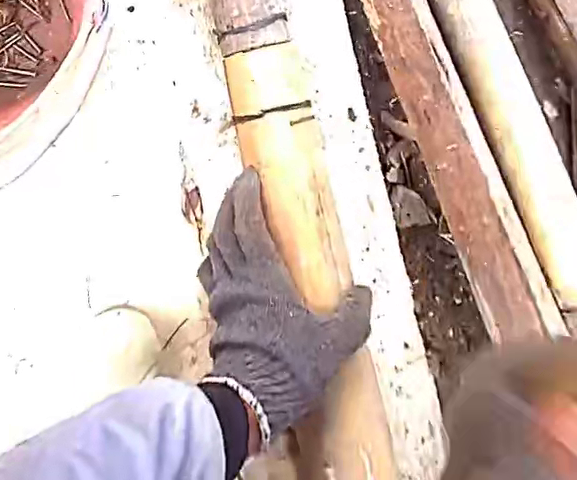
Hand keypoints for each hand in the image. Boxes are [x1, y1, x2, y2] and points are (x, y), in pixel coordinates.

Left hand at [199, 169, 372, 441]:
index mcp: (262, 271)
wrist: (249, 402)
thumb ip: (353, 313)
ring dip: (220, 226)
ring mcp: (223, 296)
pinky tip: (222, 260)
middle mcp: (237, 277)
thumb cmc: (290, 362)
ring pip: (214, 249)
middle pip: (224, 228)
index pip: (247, 220)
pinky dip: (215, 257)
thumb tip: (365, 292)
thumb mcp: (334, 339)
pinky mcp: (217, 315)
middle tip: (240, 185)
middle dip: (230, 201)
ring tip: (231, 214)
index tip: (250, 174)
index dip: (246, 194)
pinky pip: (211, 275)